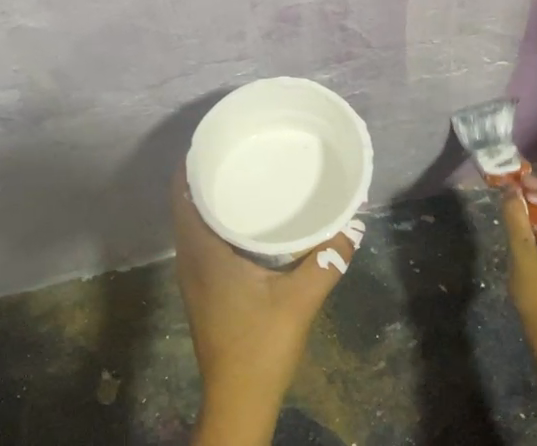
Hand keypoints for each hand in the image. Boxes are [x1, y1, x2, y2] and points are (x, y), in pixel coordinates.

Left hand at [171, 166, 360, 443]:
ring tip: (241, 176)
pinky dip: (213, 222)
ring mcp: (192, 278)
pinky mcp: (201, 292)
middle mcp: (189, 259)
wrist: (238, 399)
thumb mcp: (301, 299)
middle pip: (185, 205)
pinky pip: (199, 242)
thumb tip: (354, 223)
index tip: (214, 138)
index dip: (191, 163)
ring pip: (191, 225)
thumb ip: (328, 259)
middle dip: (204, 175)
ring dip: (208, 200)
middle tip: (237, 150)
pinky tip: (243, 221)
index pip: (182, 194)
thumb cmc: (261, 345)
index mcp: (202, 252)